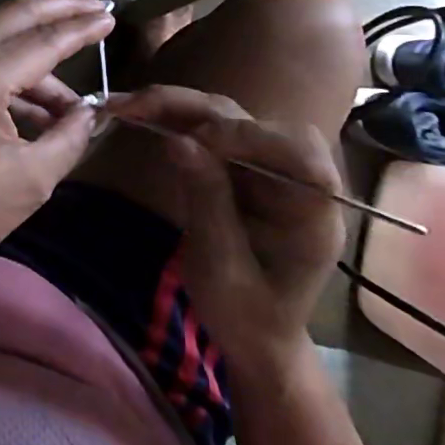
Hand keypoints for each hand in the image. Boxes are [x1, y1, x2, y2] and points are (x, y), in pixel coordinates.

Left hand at [0, 0, 113, 327]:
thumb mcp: (31, 180)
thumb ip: (70, 136)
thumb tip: (91, 111)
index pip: (44, 41)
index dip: (82, 29)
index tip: (112, 20)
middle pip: (18, 14)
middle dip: (61, 8)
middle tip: (99, 8)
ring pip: (2, 32)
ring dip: (41, 49)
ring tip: (77, 94)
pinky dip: (18, 69)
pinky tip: (46, 104)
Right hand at [108, 86, 345, 366]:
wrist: (256, 340)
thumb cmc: (249, 319)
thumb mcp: (224, 274)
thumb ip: (208, 204)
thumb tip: (178, 140)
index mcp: (315, 209)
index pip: (299, 153)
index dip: (249, 136)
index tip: (200, 139)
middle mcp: (297, 175)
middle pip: (254, 121)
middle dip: (194, 108)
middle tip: (136, 105)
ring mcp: (269, 164)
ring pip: (229, 116)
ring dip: (178, 106)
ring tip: (129, 104)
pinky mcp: (243, 161)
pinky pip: (212, 128)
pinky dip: (176, 118)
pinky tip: (143, 113)